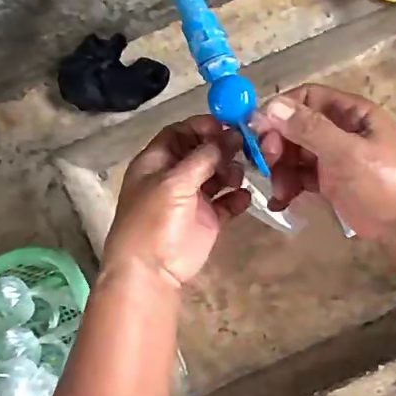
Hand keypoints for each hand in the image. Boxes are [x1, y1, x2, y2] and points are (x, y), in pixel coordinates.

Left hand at [103, 116, 251, 288]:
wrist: (150, 270)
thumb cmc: (154, 220)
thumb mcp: (175, 182)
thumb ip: (204, 157)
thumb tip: (231, 135)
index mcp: (157, 162)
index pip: (181, 132)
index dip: (203, 126)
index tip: (230, 125)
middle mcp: (175, 176)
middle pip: (203, 152)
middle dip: (223, 148)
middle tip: (246, 148)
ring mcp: (192, 198)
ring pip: (218, 175)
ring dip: (232, 171)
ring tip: (239, 177)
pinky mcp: (208, 219)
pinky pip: (228, 202)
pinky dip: (238, 198)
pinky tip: (245, 198)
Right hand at [250, 84, 395, 243]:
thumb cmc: (384, 184)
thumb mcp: (346, 153)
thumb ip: (309, 129)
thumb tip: (270, 106)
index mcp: (351, 113)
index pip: (307, 98)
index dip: (281, 110)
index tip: (259, 130)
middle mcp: (341, 130)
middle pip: (296, 126)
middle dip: (278, 145)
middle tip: (267, 164)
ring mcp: (335, 157)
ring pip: (295, 153)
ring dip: (280, 169)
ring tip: (280, 191)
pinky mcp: (331, 182)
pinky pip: (301, 176)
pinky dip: (288, 186)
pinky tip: (280, 201)